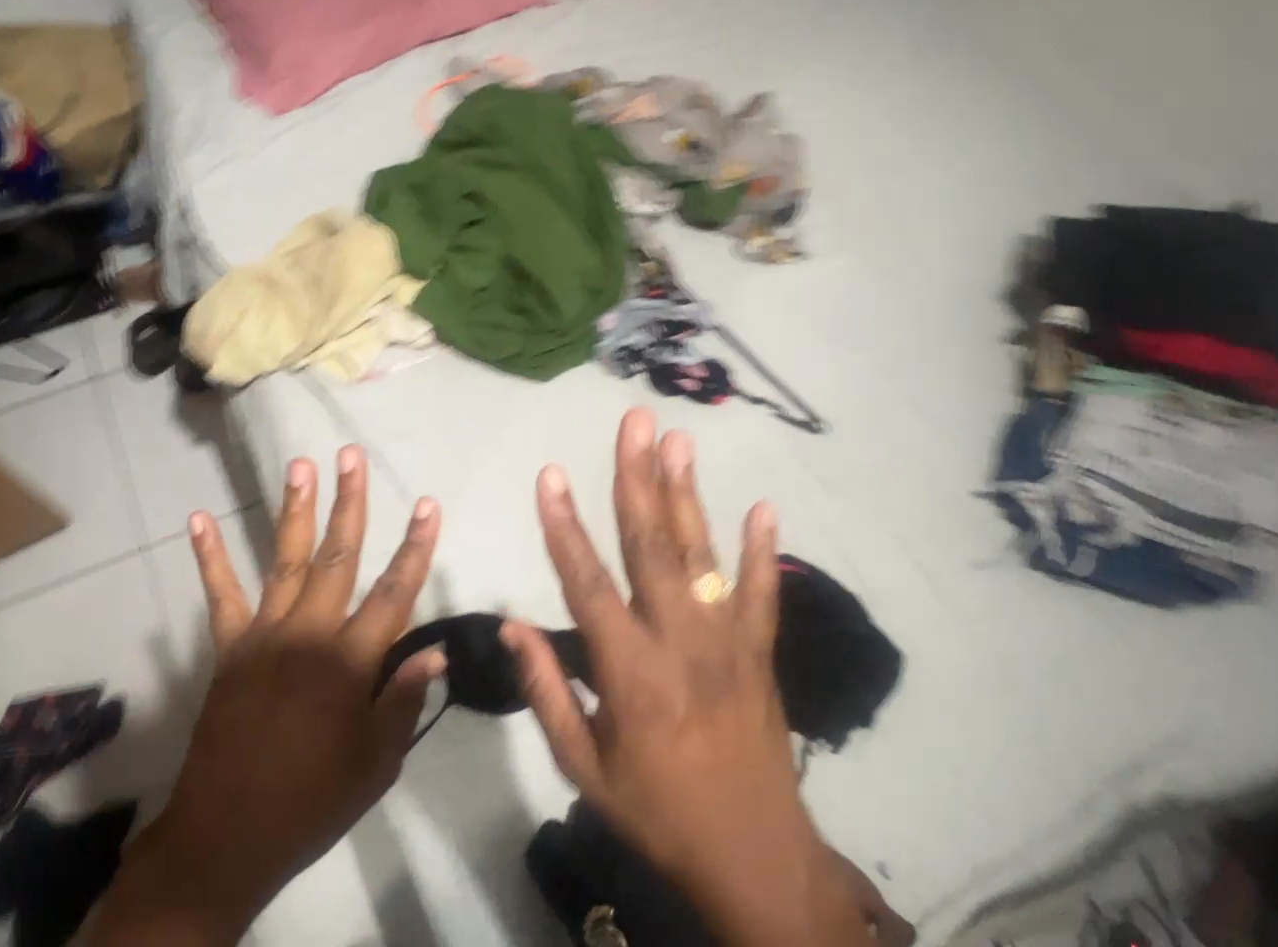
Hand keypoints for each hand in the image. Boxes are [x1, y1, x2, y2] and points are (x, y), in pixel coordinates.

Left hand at [92, 448, 444, 945]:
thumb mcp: (376, 764)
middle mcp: (308, 635)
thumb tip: (434, 652)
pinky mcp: (229, 648)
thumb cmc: (314, 800)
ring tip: (300, 465)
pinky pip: (220, 595)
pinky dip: (209, 556)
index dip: (415, 548)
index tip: (427, 505)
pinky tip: (199, 518)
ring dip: (294, 511)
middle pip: (337, 558)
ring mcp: (263, 636)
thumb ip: (402, 701)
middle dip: (349, 504)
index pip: (394, 594)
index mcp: (351, 663)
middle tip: (351, 456)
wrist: (229, 832)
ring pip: (286, 561)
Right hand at [502, 409, 869, 946]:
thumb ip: (547, 691)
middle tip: (634, 422)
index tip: (549, 474)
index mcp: (629, 670)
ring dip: (687, 494)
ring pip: (701, 555)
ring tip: (677, 441)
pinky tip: (762, 507)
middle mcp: (679, 642)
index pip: (586, 582)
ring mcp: (727, 643)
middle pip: (652, 546)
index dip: (564, 526)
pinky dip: (763, 550)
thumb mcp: (584, 766)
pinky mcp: (761, 654)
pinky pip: (762, 593)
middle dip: (637, 478)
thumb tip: (513, 625)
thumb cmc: (657, 811)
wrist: (753, 854)